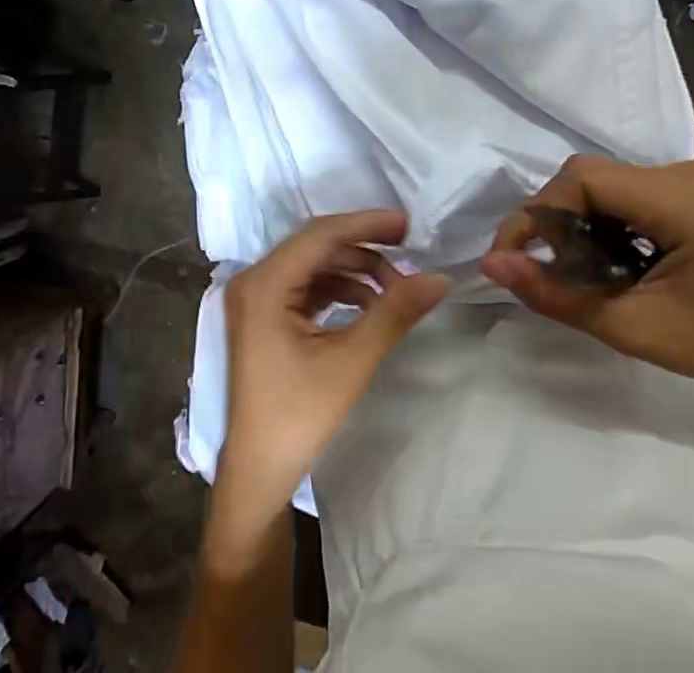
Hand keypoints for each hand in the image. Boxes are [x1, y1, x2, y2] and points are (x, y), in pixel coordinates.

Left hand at [219, 210, 447, 504]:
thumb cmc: (298, 414)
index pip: (320, 236)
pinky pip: (306, 287)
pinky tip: (370, 305)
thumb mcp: (351, 360)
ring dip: (355, 272)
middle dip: (365, 250)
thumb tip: (439, 278)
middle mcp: (254, 281)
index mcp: (263, 284)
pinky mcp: (265, 316)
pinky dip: (339, 290)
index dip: (366, 225)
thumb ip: (394, 313)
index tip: (409, 226)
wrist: (259, 469)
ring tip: (395, 292)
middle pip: (316, 247)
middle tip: (409, 256)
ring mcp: (256, 299)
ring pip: (314, 266)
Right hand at [483, 156, 693, 398]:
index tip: (517, 258)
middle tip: (546, 270)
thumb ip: (555, 294)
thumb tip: (492, 265)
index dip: (539, 212)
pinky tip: (613, 260)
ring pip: (608, 184)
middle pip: (592, 177)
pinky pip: (633, 194)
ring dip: (580, 223)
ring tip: (578, 270)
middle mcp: (691, 172)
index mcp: (683, 198)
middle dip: (555, 221)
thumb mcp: (633, 328)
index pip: (584, 178)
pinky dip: (607, 223)